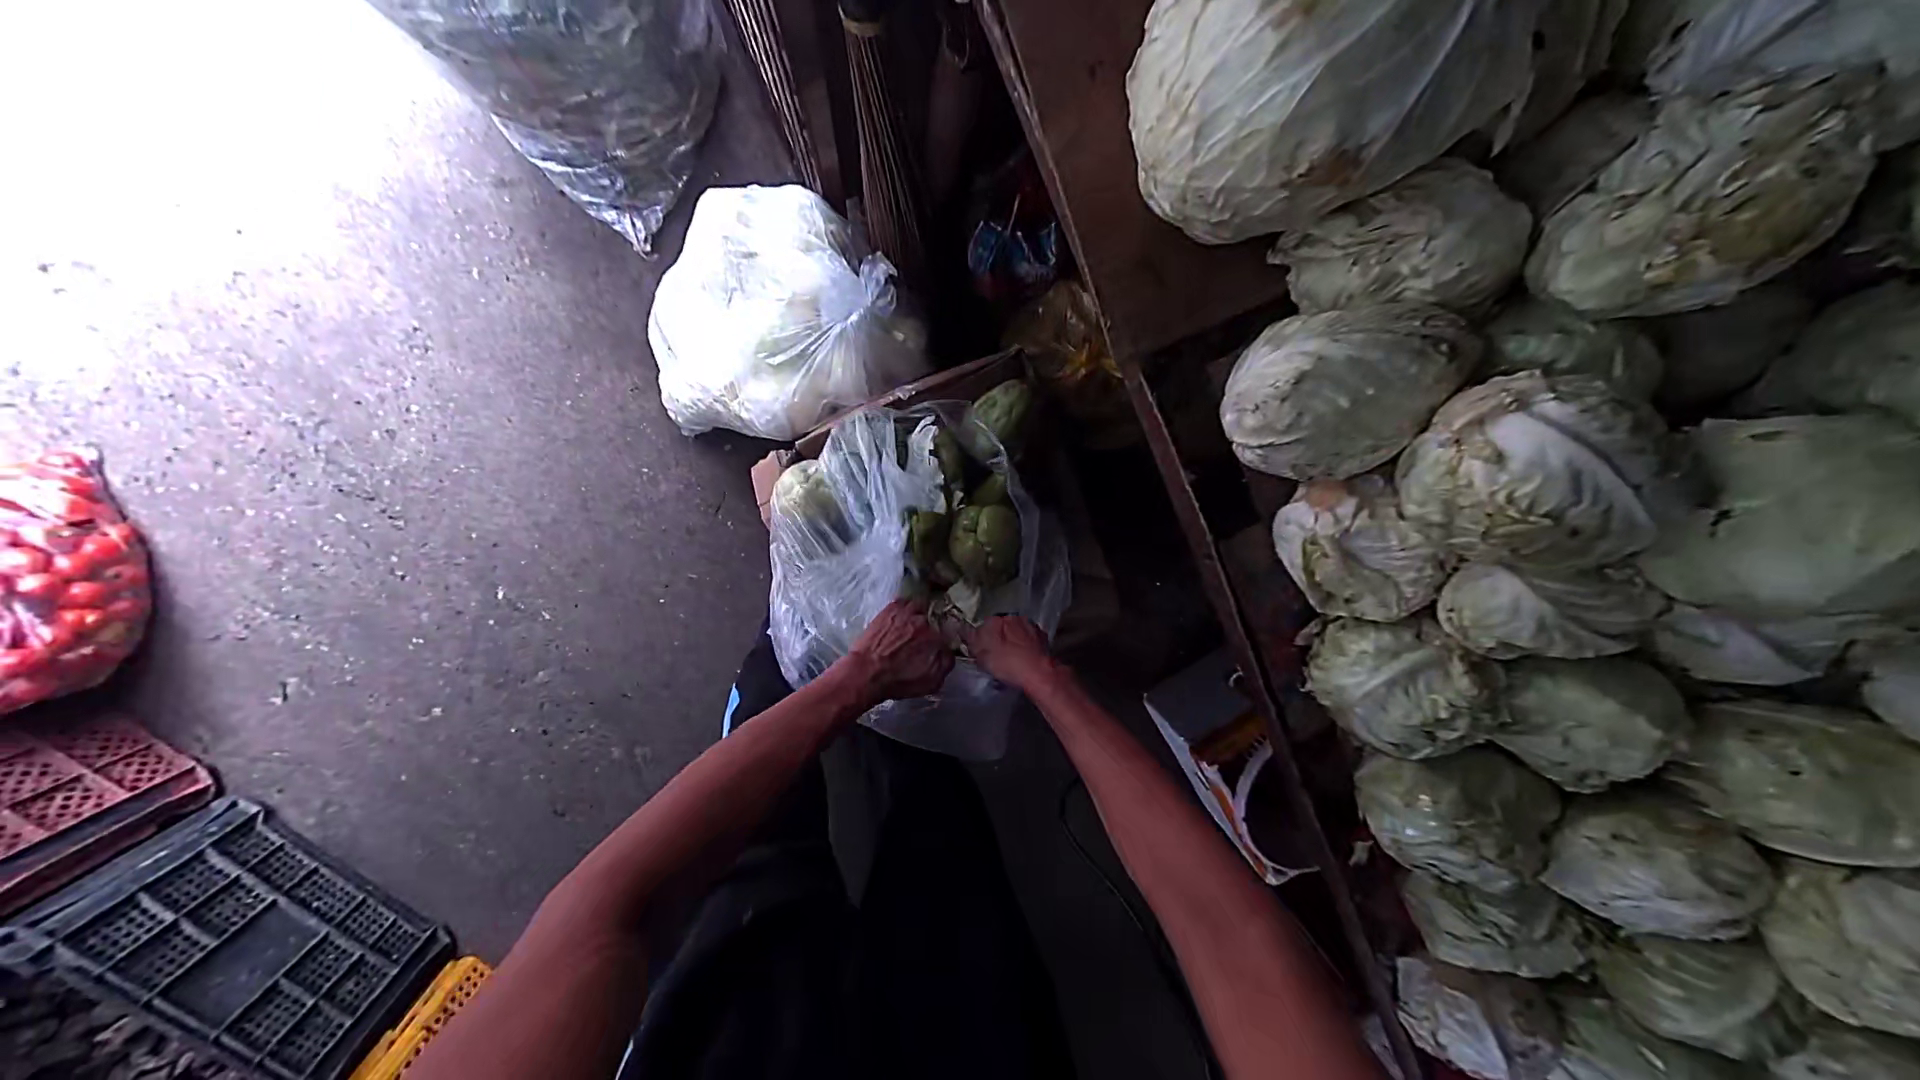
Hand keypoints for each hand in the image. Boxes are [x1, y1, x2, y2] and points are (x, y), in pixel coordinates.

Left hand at [842, 598, 953, 704]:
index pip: (950, 633)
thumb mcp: (931, 682)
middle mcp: (925, 622)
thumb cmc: (898, 681)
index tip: (937, 643)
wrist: (866, 673)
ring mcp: (908, 613)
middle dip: (931, 625)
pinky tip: (901, 616)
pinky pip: (905, 602)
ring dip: (919, 612)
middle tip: (921, 635)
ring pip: (921, 606)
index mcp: (938, 639)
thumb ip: (946, 663)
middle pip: (935, 618)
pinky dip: (905, 607)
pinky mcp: (892, 608)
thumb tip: (949, 651)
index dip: (943, 638)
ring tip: (912, 622)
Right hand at [965, 616, 1058, 690]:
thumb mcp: (981, 656)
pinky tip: (1025, 657)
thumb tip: (963, 629)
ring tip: (1012, 657)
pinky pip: (1029, 638)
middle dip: (999, 636)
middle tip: (997, 654)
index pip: (983, 625)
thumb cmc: (1008, 664)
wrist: (1039, 672)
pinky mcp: (1042, 636)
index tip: (983, 651)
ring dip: (1013, 639)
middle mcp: (1013, 617)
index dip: (982, 638)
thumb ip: (971, 639)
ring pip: (1016, 631)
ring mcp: (1029, 625)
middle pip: (1001, 626)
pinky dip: (1026, 645)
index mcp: (996, 620)